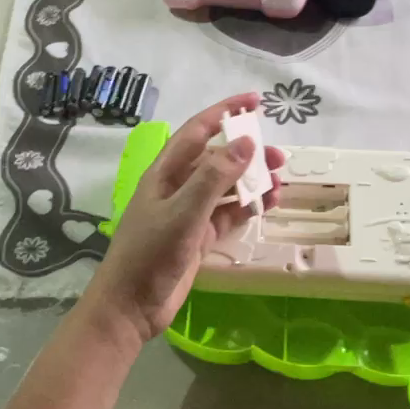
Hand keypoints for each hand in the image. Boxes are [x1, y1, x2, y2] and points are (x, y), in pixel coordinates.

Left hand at [82, 93, 284, 344]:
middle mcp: (176, 187)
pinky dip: (247, 207)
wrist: (130, 307)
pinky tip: (267, 205)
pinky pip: (227, 214)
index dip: (225, 112)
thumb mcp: (183, 213)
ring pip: (225, 187)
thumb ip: (214, 178)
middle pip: (216, 159)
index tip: (255, 101)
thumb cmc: (149, 256)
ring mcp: (187, 213)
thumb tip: (246, 143)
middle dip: (247, 153)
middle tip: (279, 157)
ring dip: (250, 181)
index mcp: (165, 173)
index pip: (198, 131)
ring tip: (279, 180)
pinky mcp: (197, 237)